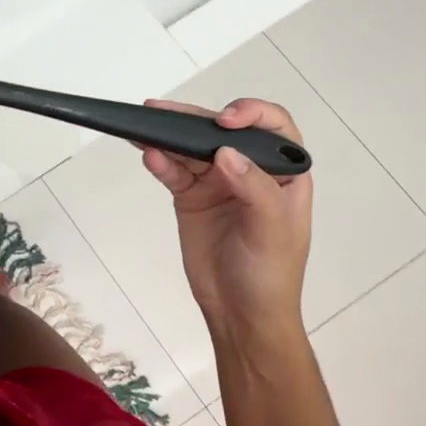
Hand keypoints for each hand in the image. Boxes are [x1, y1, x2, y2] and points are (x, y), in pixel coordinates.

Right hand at [140, 98, 312, 346]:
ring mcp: (216, 182)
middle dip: (194, 119)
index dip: (252, 114)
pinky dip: (159, 161)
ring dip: (167, 135)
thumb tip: (225, 152)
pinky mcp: (189, 196)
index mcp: (283, 175)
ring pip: (190, 147)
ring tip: (142, 126)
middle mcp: (249, 171)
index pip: (273, 129)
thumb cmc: (270, 274)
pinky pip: (172, 170)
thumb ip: (255, 189)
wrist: (239, 314)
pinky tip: (148, 156)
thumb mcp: (272, 232)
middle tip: (163, 112)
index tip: (225, 121)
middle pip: (221, 132)